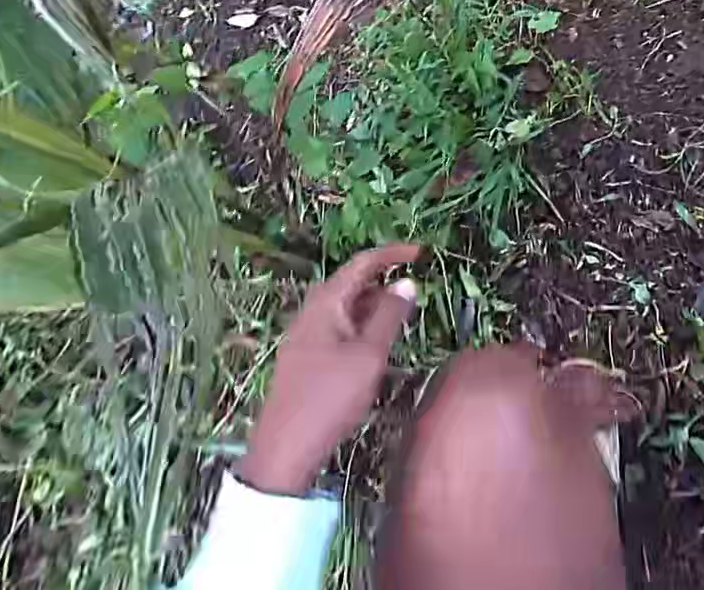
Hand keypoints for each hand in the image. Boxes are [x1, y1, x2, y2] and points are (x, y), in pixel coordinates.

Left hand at [238, 243, 421, 494]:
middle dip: (384, 278)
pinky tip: (375, 342)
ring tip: (402, 315)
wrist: (283, 451)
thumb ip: (390, 315)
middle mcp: (312, 310)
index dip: (393, 253)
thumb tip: (406, 282)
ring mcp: (305, 333)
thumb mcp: (369, 355)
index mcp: (326, 302)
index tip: (420, 253)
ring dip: (374, 303)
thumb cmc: (330, 397)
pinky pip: (338, 324)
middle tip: (414, 286)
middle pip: (352, 281)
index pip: (362, 262)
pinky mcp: (305, 355)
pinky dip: (361, 322)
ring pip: (345, 305)